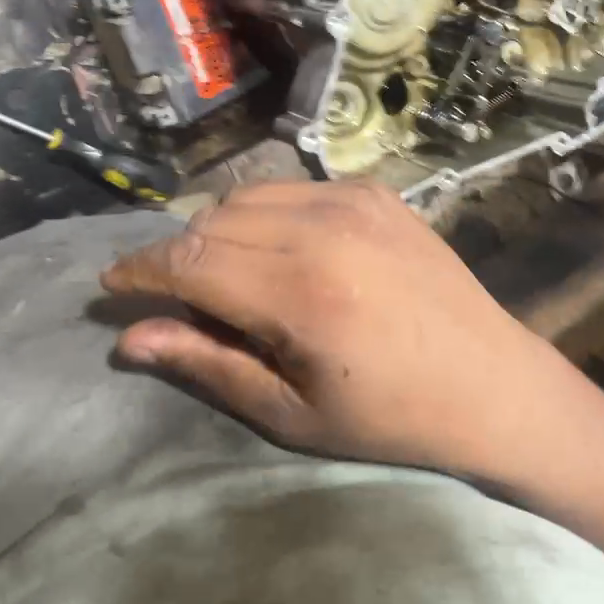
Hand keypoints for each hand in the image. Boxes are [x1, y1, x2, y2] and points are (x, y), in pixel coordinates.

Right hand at [101, 180, 560, 471]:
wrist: (493, 383)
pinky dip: (264, 215)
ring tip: (231, 278)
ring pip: (244, 197)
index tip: (110, 283)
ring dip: (217, 232)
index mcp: (300, 292)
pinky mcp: (371, 189)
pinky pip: (289, 188)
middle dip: (177, 257)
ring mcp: (351, 198)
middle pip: (209, 222)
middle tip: (178, 300)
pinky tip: (282, 253)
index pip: (189, 261)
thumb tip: (129, 338)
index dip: (140, 271)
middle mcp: (322, 228)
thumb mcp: (290, 412)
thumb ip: (205, 364)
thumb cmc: (389, 415)